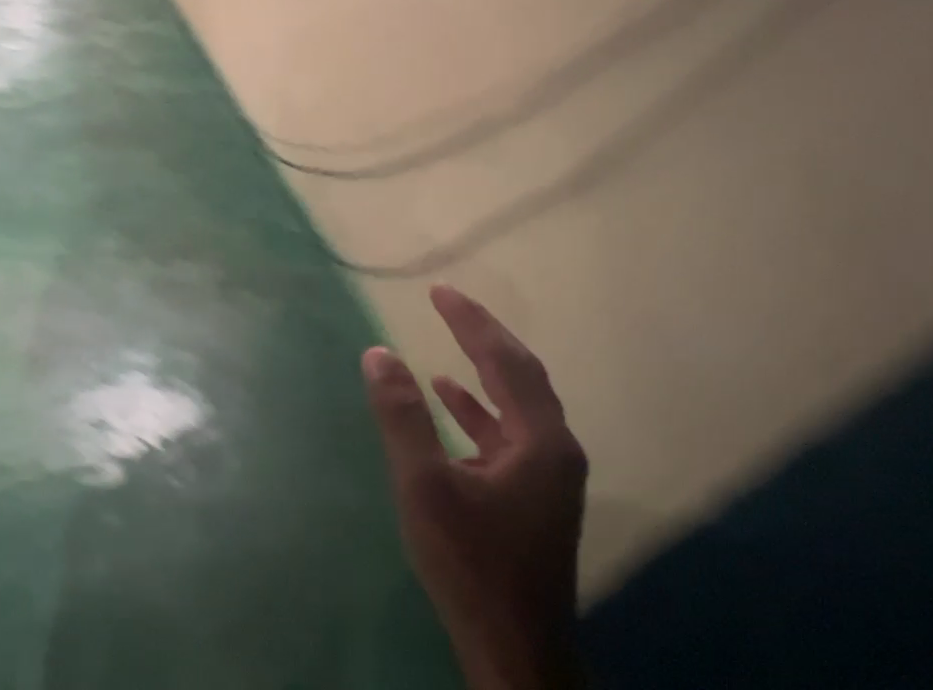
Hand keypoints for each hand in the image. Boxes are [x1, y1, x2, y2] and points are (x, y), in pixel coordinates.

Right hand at [363, 287, 587, 689]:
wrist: (511, 641)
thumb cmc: (469, 558)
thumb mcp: (425, 484)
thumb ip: (402, 416)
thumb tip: (378, 353)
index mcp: (540, 442)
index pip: (507, 363)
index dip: (472, 323)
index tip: (440, 292)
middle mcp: (554, 451)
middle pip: (522, 377)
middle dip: (484, 338)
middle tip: (448, 304)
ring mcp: (546, 476)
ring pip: (516, 405)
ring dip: (482, 371)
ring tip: (448, 342)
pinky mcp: (531, 497)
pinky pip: (506, 433)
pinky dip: (477, 409)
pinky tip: (447, 400)